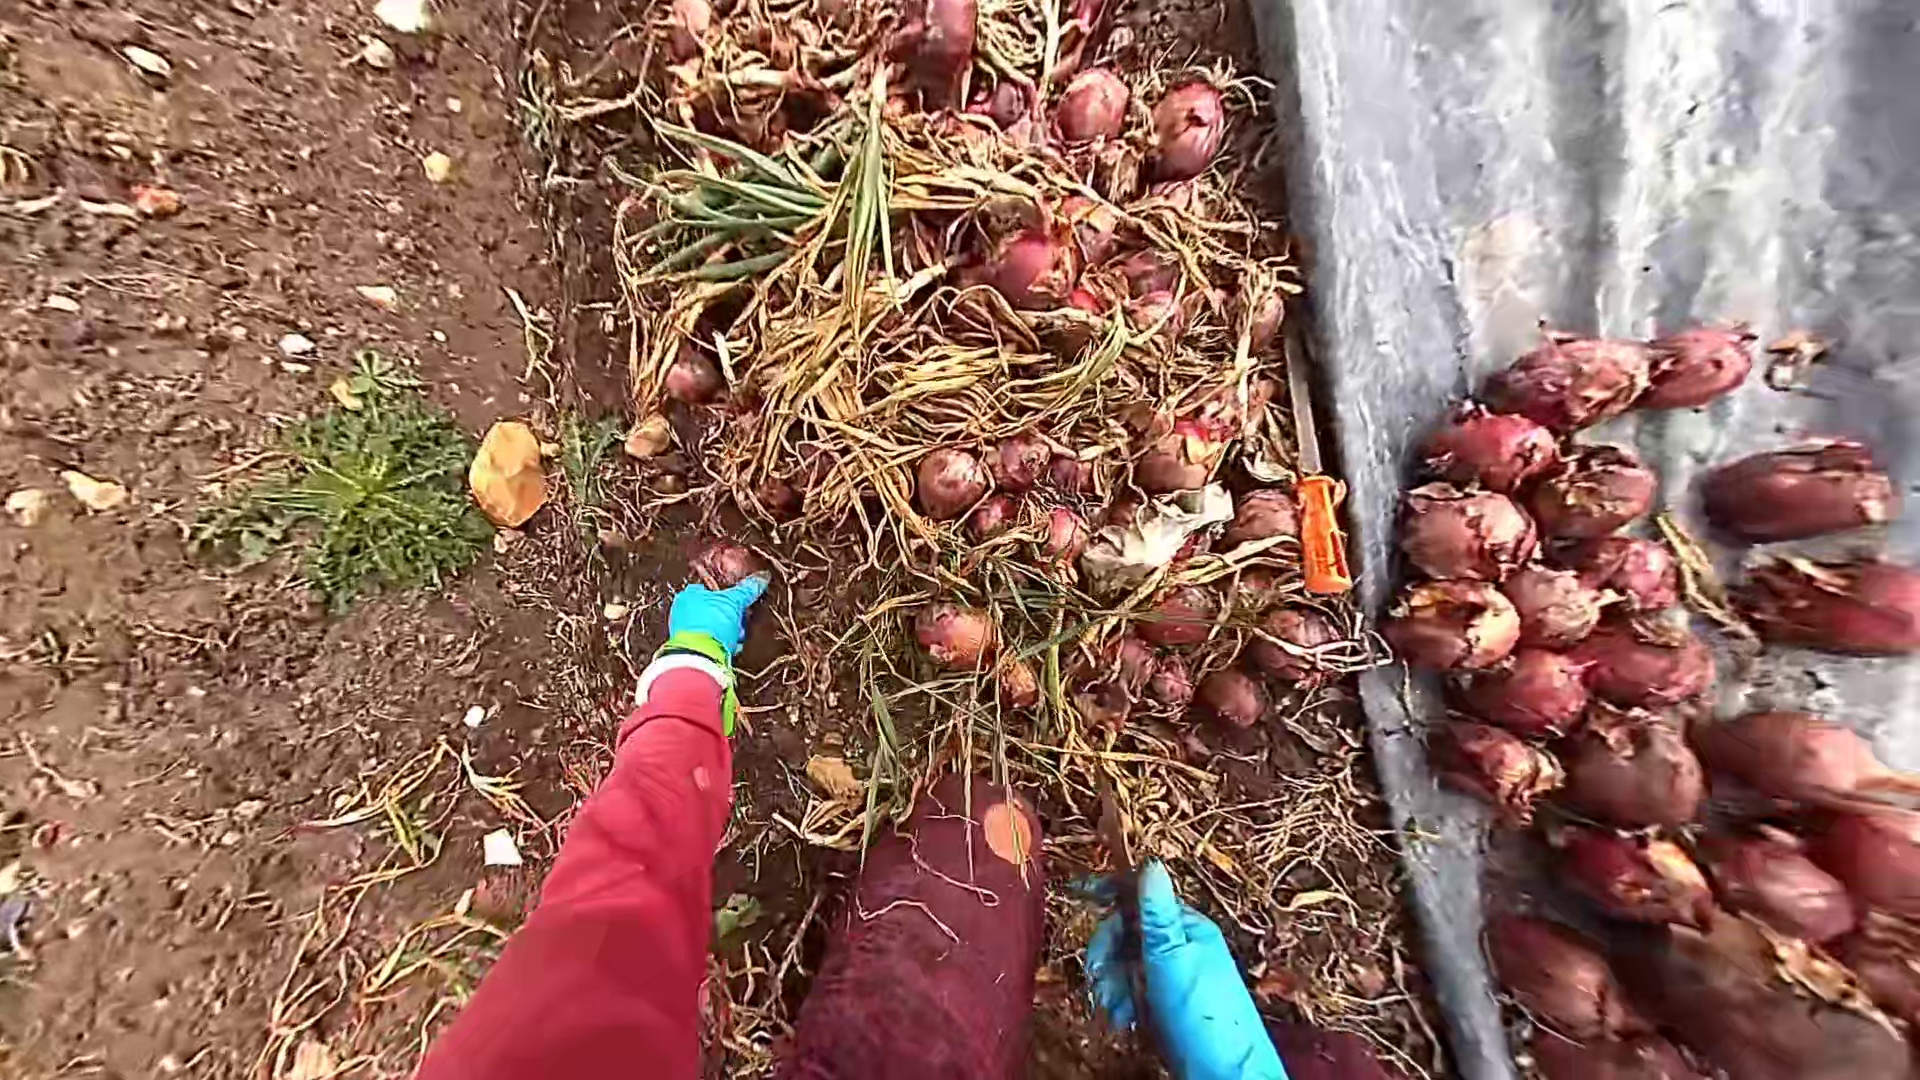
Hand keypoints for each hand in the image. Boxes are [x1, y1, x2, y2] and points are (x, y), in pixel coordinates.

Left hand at [667, 574, 768, 656]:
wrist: (702, 656)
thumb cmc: (710, 625)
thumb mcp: (735, 601)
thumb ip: (747, 589)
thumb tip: (760, 578)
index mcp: (688, 596)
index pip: (708, 589)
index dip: (726, 594)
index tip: (737, 599)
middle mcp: (681, 613)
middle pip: (711, 608)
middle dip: (728, 614)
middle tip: (740, 619)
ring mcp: (684, 632)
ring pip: (711, 626)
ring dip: (725, 630)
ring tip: (737, 635)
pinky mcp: (690, 649)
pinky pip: (709, 642)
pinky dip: (720, 643)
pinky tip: (730, 646)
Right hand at [1087, 861, 1287, 1079]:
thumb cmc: (1202, 1015)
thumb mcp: (1172, 956)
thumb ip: (1156, 911)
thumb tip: (1151, 862)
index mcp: (1185, 926)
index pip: (1140, 894)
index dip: (1108, 892)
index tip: (1077, 892)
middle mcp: (1180, 946)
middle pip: (1128, 930)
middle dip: (1106, 950)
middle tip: (1095, 974)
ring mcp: (1174, 978)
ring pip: (1127, 963)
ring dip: (1111, 980)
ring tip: (1110, 1006)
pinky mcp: (1168, 1008)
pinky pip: (1135, 991)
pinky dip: (1123, 1001)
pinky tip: (1122, 1018)